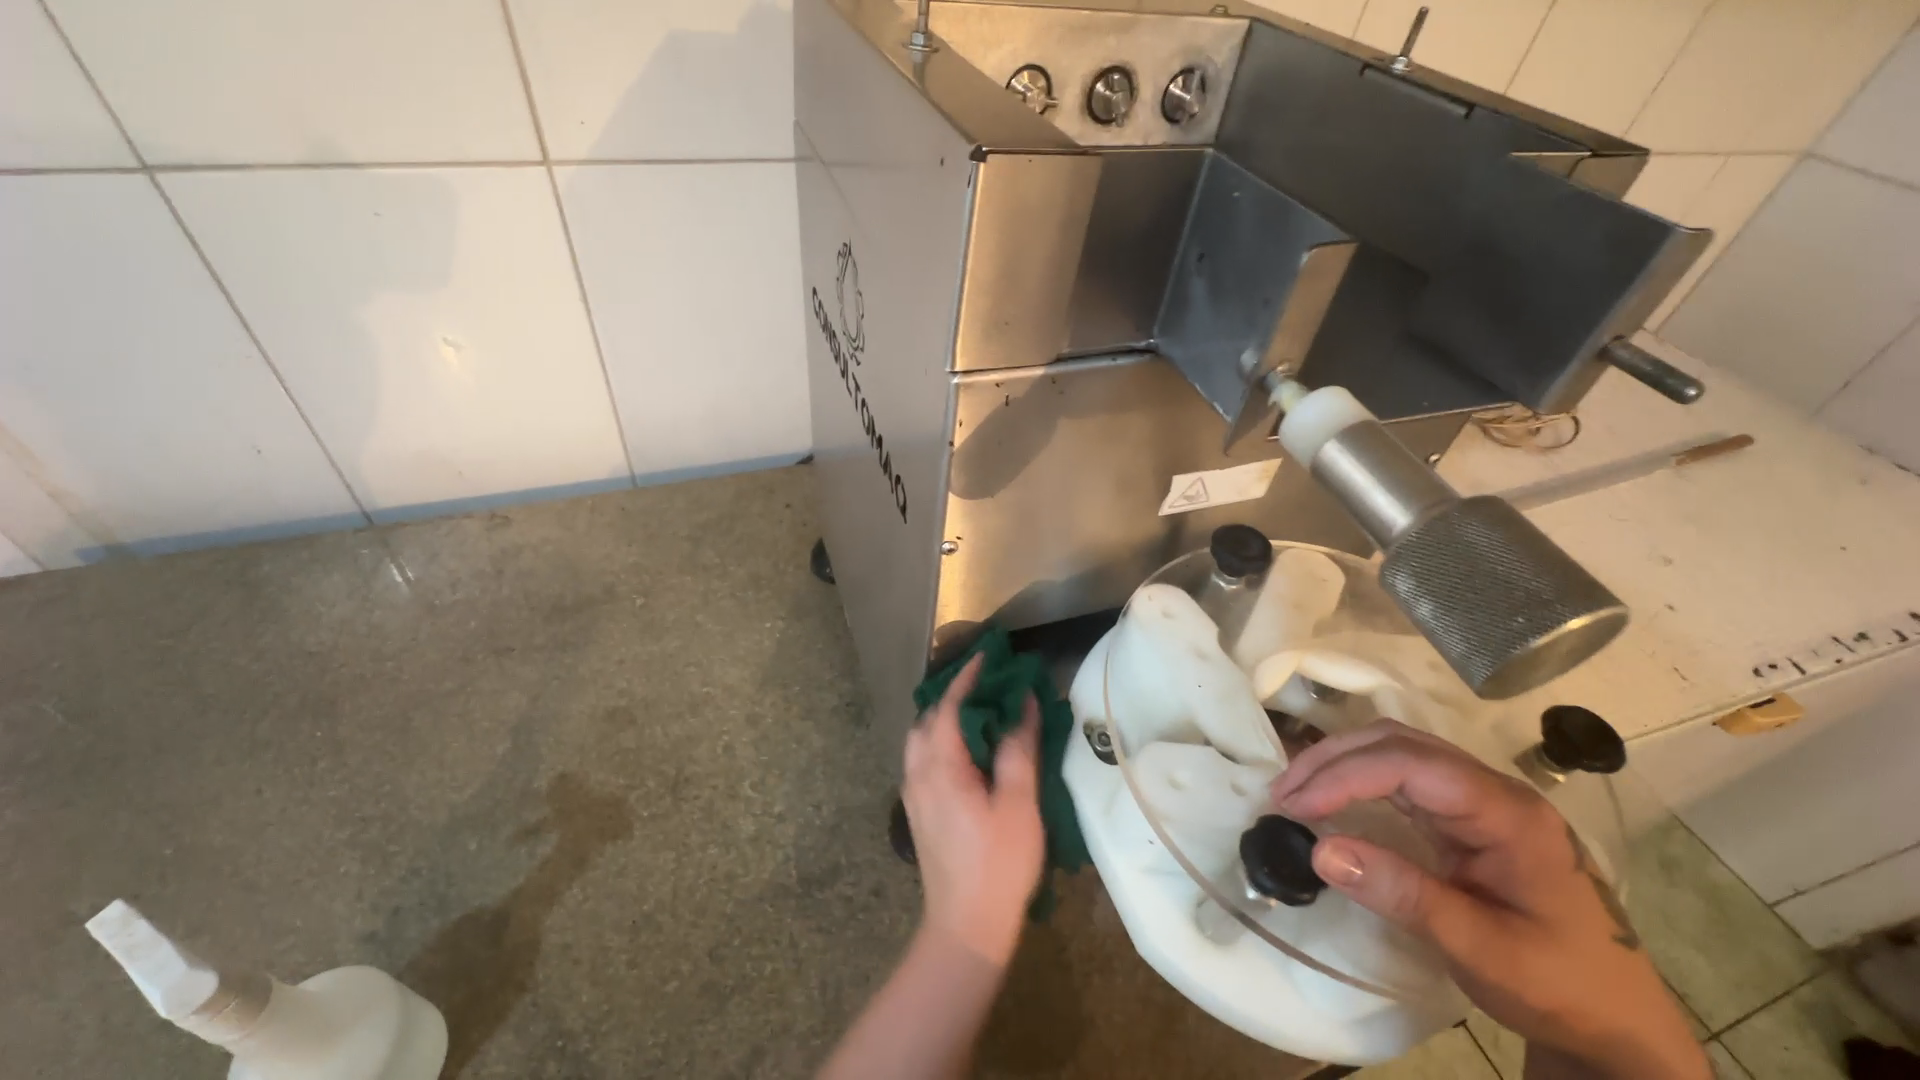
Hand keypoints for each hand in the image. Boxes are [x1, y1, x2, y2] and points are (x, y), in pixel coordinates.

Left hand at [901, 654, 1045, 967]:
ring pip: (920, 742)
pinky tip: (968, 753)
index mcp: (939, 767)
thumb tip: (1023, 703)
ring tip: (978, 713)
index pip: (947, 707)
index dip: (966, 678)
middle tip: (985, 683)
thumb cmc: (998, 863)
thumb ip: (1019, 749)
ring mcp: (913, 796)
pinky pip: (923, 761)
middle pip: (926, 721)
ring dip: (944, 720)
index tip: (987, 656)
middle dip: (951, 695)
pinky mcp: (919, 814)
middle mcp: (917, 775)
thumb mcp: (1018, 803)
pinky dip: (941, 742)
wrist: (966, 926)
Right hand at [1270, 720, 1706, 1079]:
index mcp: (1507, 813)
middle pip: (1400, 743)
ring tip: (1295, 793)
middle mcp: (1492, 792)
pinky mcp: (1466, 819)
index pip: (1411, 766)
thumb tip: (1321, 851)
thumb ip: (1404, 895)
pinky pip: (1404, 780)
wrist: (1615, 1021)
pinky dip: (1358, 781)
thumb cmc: (1557, 985)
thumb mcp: (1480, 948)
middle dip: (1334, 759)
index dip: (1346, 776)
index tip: (1295, 807)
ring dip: (1341, 764)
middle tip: (1282, 794)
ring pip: (1398, 753)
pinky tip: (1331, 800)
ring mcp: (1480, 803)